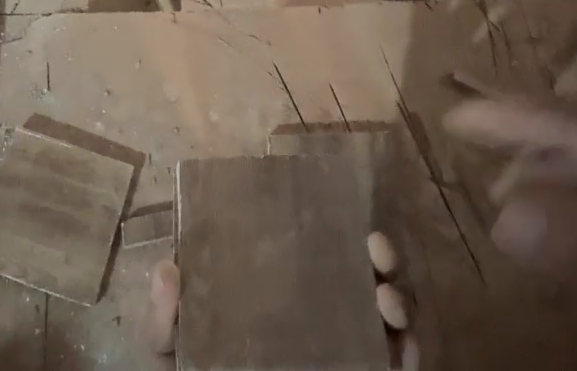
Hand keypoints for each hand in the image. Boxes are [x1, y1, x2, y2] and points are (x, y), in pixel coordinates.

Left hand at [148, 231, 418, 368]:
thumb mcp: (172, 349)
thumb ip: (165, 318)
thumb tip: (167, 269)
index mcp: (277, 291)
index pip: (312, 250)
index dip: (336, 230)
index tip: (348, 220)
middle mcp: (319, 312)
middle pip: (362, 274)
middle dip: (382, 257)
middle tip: (379, 250)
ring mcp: (345, 346)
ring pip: (389, 313)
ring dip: (401, 299)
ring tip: (388, 300)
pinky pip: (398, 361)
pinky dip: (411, 351)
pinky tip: (404, 345)